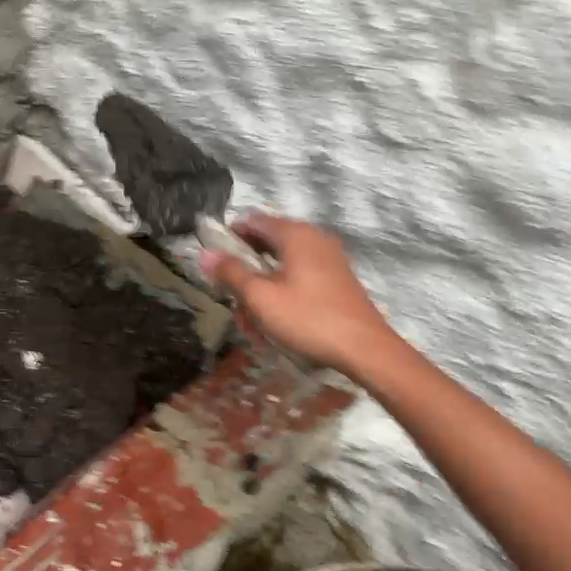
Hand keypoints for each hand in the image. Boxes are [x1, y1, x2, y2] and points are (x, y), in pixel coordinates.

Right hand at [198, 214, 406, 378]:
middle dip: (244, 275)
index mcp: (295, 234)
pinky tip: (275, 326)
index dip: (228, 237)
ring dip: (261, 293)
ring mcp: (327, 260)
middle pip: (265, 246)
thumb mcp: (260, 297)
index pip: (252, 220)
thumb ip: (230, 272)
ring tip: (254, 327)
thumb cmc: (308, 318)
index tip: (215, 264)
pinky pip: (298, 279)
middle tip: (235, 305)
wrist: (366, 350)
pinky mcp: (336, 280)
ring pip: (280, 267)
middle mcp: (313, 239)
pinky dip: (281, 297)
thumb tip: (204, 253)